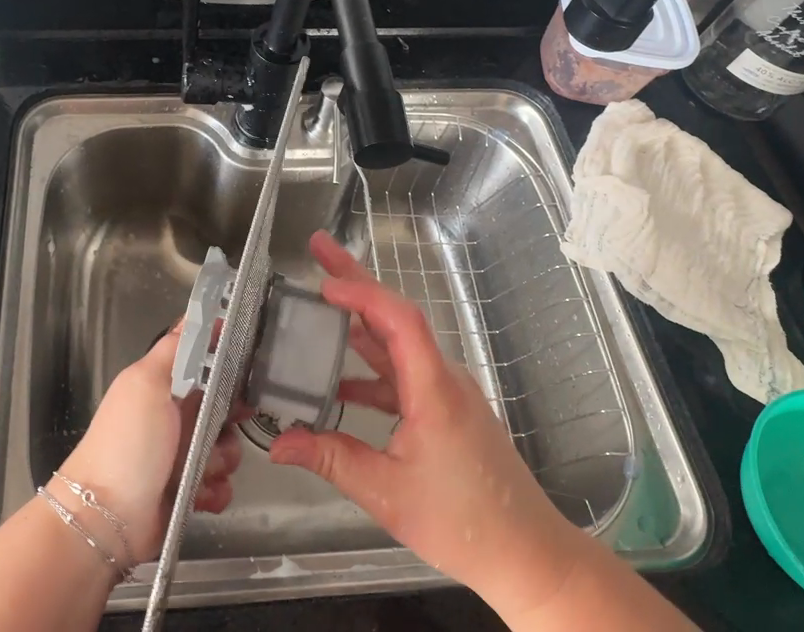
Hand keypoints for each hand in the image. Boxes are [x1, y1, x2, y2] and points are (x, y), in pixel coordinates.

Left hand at [55, 321, 243, 562]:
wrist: (106, 518)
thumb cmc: (127, 443)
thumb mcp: (146, 383)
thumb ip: (175, 348)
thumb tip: (200, 312)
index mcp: (163, 386)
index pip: (204, 362)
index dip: (227, 362)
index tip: (244, 366)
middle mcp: (174, 417)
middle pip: (224, 406)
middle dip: (232, 418)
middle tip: (223, 426)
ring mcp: (181, 456)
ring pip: (227, 448)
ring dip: (222, 460)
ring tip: (202, 469)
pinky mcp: (188, 491)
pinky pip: (221, 485)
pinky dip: (216, 491)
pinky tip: (201, 495)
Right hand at [269, 233, 598, 614]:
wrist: (526, 553)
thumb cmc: (462, 522)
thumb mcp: (386, 492)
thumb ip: (331, 459)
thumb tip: (277, 443)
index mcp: (433, 388)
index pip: (399, 319)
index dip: (362, 294)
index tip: (323, 281)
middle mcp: (443, 378)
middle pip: (395, 316)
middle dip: (355, 281)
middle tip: (318, 249)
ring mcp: (446, 393)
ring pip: (397, 344)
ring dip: (358, 323)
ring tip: (318, 304)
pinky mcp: (446, 411)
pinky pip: (402, 374)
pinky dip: (369, 370)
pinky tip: (337, 385)